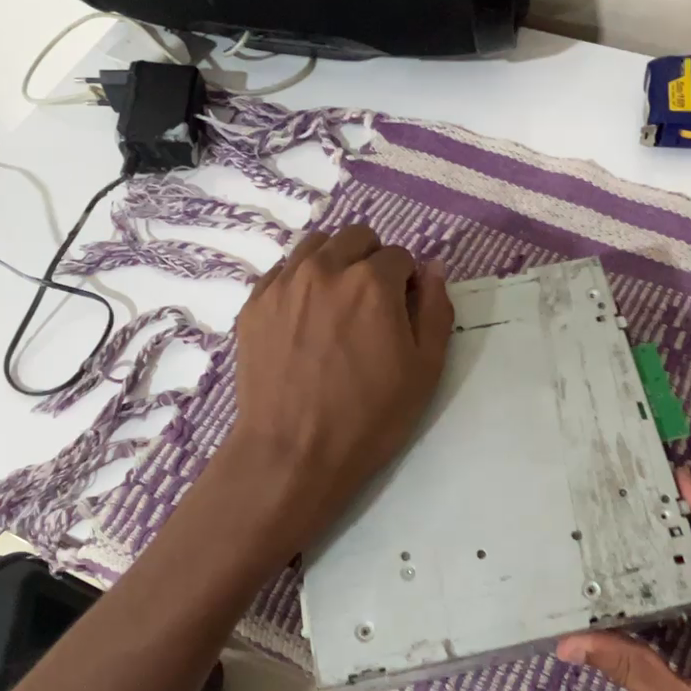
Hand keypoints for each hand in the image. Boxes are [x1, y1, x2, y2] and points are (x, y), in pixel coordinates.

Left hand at [224, 225, 452, 551]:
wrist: (293, 452)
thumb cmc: (369, 417)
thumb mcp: (425, 370)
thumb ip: (436, 310)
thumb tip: (433, 268)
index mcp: (373, 282)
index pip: (400, 255)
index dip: (407, 282)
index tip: (403, 312)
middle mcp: (325, 269)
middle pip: (356, 238)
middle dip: (372, 261)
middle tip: (373, 305)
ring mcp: (283, 284)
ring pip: (315, 246)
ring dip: (335, 262)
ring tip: (338, 305)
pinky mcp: (254, 304)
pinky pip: (282, 272)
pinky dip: (300, 282)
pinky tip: (305, 319)